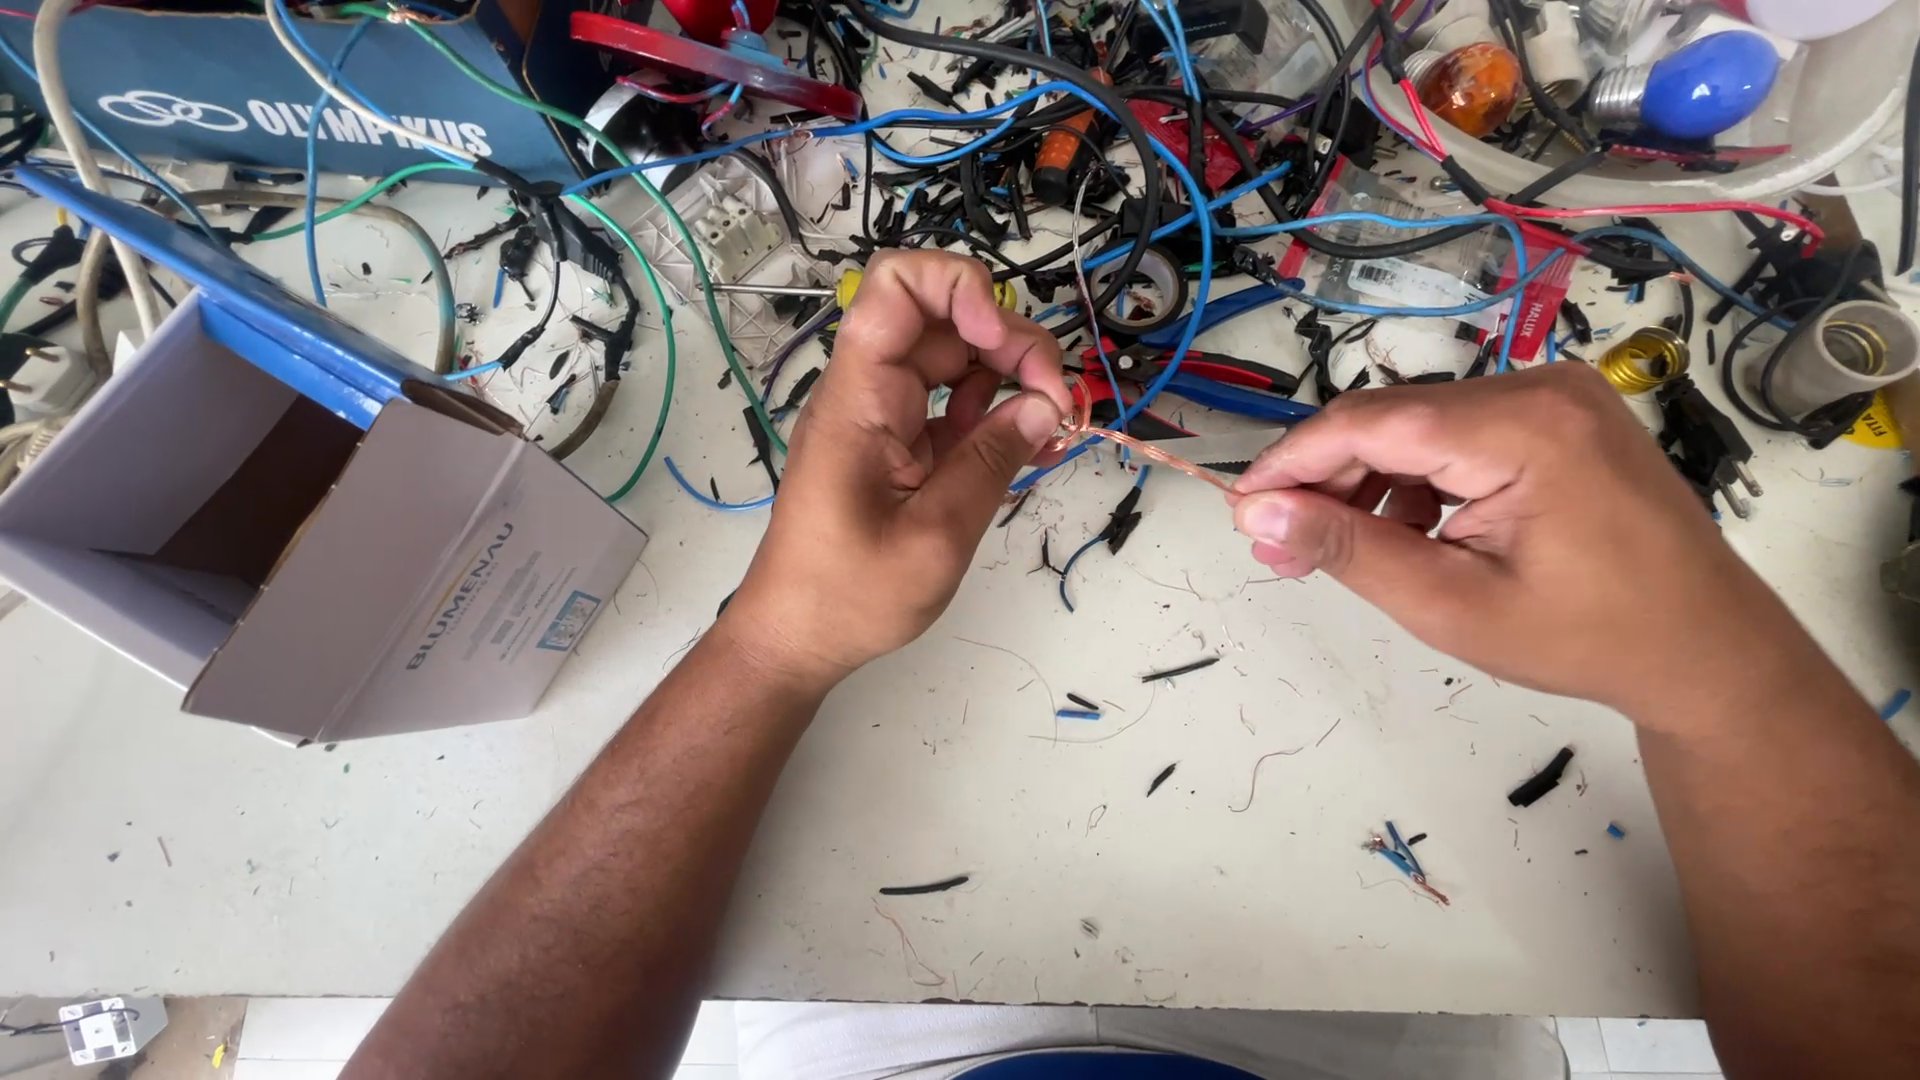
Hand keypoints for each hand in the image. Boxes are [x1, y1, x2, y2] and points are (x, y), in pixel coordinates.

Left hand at [719, 251, 1071, 688]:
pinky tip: (1029, 448)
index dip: (960, 288)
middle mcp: (869, 393)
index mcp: (860, 398)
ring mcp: (884, 418)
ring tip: (1050, 430)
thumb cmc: (851, 596)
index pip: (897, 287)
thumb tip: (1045, 405)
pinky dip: (993, 418)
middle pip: (943, 321)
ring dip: (1009, 381)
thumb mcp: (937, 535)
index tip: (1005, 346)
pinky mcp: (899, 447)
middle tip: (1056, 403)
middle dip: (1009, 344)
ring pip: (954, 361)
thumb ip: (993, 461)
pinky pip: (951, 408)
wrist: (797, 637)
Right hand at [1228, 363, 1819, 722]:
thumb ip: (1346, 550)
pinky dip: (1403, 483)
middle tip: (1278, 545)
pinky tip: (1393, 532)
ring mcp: (1547, 398)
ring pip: (1407, 429)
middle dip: (1320, 482)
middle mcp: (1535, 389)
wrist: (1707, 651)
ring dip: (1357, 485)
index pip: (1366, 422)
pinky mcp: (1548, 418)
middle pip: (1384, 421)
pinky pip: (1444, 438)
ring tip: (1325, 548)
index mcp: (1523, 428)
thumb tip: (1256, 514)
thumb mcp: (1447, 604)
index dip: (1290, 461)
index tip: (1241, 508)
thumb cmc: (1584, 637)